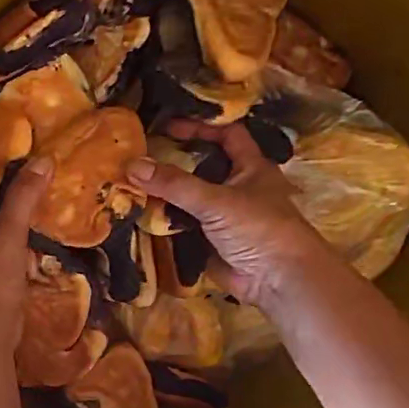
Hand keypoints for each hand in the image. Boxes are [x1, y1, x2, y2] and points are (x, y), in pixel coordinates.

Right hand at [126, 122, 326, 307]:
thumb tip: (132, 165)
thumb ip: (174, 184)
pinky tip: (139, 216)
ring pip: (189, 200)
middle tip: (140, 157)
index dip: (201, 127)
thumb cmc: (259, 229)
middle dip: (174, 163)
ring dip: (165, 195)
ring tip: (131, 184)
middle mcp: (237, 189)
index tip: (168, 127)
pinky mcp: (210, 243)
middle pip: (202, 168)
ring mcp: (223, 218)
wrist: (277, 280)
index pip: (227, 135)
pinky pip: (183, 228)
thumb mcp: (216, 200)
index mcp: (250, 168)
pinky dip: (164, 223)